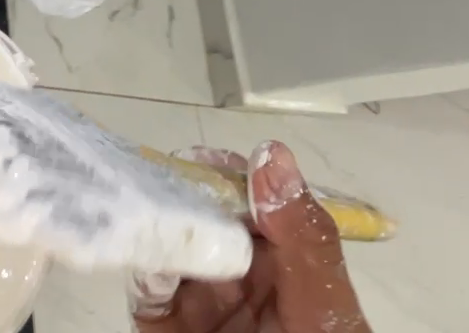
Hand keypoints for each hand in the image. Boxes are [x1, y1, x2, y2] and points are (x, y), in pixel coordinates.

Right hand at [131, 141, 370, 332]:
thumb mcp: (326, 320)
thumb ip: (303, 241)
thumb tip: (269, 153)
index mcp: (291, 267)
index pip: (257, 202)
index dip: (230, 174)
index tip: (202, 160)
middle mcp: (242, 273)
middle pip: (203, 214)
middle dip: (180, 193)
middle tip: (158, 179)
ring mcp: (198, 297)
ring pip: (168, 239)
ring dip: (155, 223)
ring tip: (143, 211)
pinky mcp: (159, 319)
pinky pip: (145, 281)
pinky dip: (142, 265)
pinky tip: (150, 264)